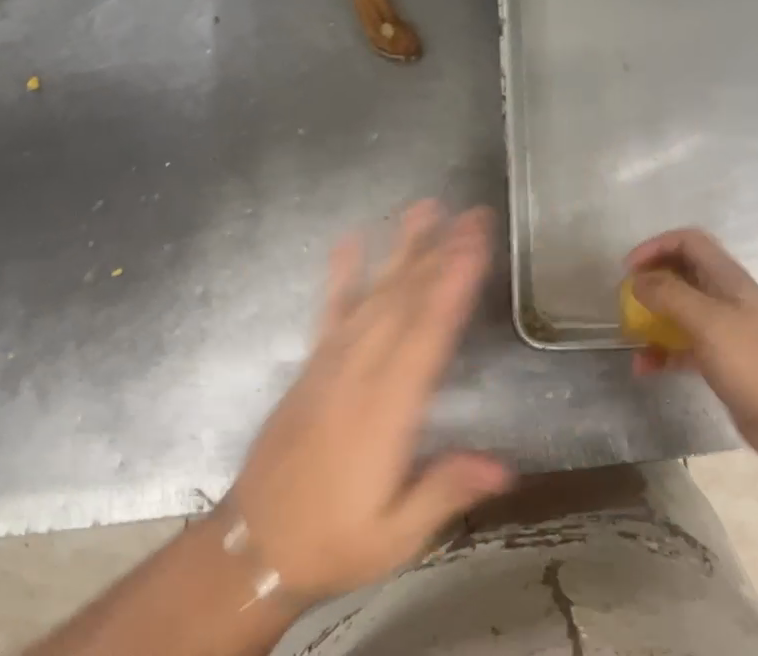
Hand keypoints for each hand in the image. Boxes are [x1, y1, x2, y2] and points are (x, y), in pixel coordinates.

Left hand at [227, 202, 513, 601]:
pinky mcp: (310, 369)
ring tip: (424, 208)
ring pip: (371, 297)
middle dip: (438, 254)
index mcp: (384, 413)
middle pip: (403, 304)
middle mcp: (356, 376)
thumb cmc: (333, 542)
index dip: (452, 286)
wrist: (252, 548)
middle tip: (470, 214)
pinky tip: (350, 240)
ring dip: (400, 251)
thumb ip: (444, 492)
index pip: (425, 337)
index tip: (474, 244)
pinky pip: (329, 312)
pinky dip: (341, 274)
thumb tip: (505, 465)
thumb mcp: (395, 537)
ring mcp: (329, 367)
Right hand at [627, 229, 757, 458]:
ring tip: (629, 335)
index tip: (628, 270)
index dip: (656, 247)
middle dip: (652, 282)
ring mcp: (727, 333)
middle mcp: (728, 300)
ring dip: (654, 319)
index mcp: (729, 280)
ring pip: (682, 313)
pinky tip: (644, 369)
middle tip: (625, 301)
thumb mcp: (710, 323)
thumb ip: (671, 296)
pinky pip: (686, 349)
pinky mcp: (725, 364)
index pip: (690, 243)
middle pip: (684, 275)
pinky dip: (663, 354)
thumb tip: (638, 280)